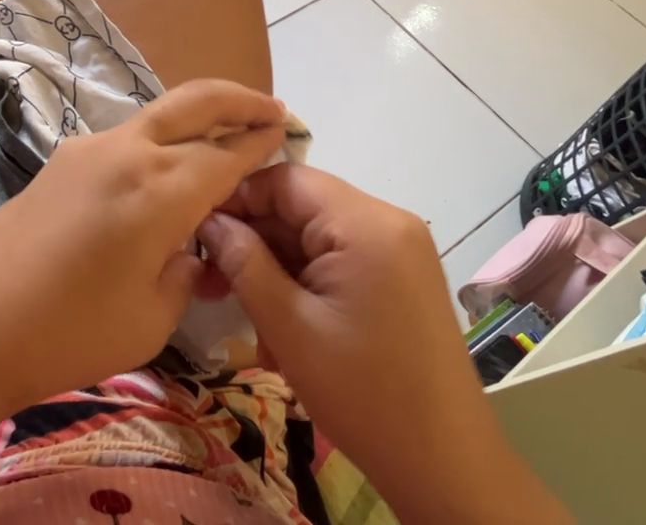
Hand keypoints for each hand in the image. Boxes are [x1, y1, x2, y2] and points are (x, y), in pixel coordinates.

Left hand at [0, 79, 286, 405]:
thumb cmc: (71, 330)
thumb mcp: (151, 316)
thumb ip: (185, 274)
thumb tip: (195, 253)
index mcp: (161, 188)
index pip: (226, 153)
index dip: (259, 142)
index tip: (285, 129)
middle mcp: (128, 152)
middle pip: (193, 104)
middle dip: (237, 100)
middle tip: (269, 108)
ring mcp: (88, 150)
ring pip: (156, 118)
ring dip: (194, 119)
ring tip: (221, 137)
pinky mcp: (61, 163)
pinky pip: (124, 141)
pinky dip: (158, 143)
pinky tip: (163, 173)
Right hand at [198, 168, 569, 523]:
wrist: (447, 466)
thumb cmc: (363, 392)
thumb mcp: (288, 325)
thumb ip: (243, 260)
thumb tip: (208, 220)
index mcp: (366, 223)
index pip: (285, 179)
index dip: (236, 199)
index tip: (199, 234)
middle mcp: (388, 221)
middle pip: (299, 207)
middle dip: (254, 243)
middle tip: (213, 286)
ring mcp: (400, 250)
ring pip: (314, 237)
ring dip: (275, 271)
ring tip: (252, 325)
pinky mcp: (401, 277)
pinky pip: (338, 260)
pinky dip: (305, 285)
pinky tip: (286, 332)